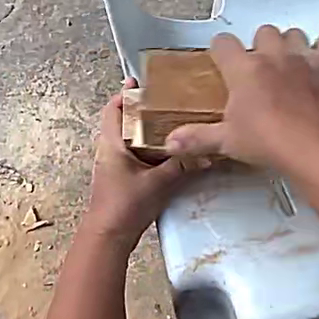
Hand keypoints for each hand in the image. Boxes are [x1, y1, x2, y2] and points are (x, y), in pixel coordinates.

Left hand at [82, 85, 199, 245]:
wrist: (109, 236)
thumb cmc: (126, 204)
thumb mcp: (159, 182)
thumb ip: (183, 165)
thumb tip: (209, 153)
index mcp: (112, 144)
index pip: (113, 110)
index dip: (124, 94)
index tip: (140, 82)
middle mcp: (111, 150)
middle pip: (124, 122)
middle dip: (143, 110)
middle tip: (168, 101)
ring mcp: (116, 165)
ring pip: (133, 139)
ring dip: (149, 130)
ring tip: (175, 122)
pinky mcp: (124, 178)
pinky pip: (139, 154)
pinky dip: (153, 148)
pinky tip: (172, 151)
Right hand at [164, 26, 318, 171]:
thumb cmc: (270, 143)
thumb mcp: (229, 142)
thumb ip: (199, 138)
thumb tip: (169, 143)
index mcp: (243, 69)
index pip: (223, 43)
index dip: (222, 51)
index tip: (223, 63)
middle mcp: (273, 55)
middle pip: (263, 32)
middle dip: (261, 46)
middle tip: (262, 70)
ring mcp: (304, 57)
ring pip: (295, 33)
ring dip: (292, 44)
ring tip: (291, 64)